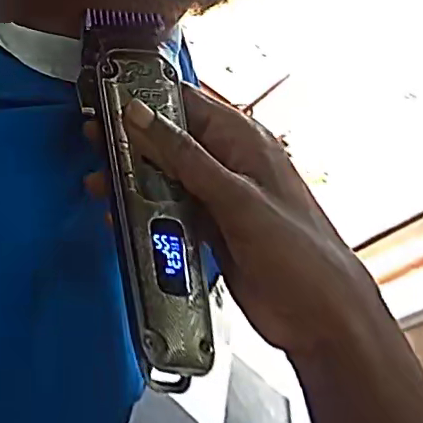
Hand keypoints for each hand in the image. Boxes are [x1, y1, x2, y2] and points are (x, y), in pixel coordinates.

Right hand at [84, 83, 385, 359]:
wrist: (326, 327)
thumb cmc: (302, 256)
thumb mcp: (236, 199)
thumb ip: (183, 154)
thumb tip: (138, 113)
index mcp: (239, 138)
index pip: (180, 99)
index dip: (141, 95)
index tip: (105, 100)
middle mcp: (224, 158)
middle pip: (162, 134)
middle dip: (126, 139)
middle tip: (96, 142)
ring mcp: (214, 190)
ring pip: (158, 169)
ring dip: (128, 176)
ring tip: (102, 184)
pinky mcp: (205, 219)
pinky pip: (163, 202)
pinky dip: (141, 206)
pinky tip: (122, 214)